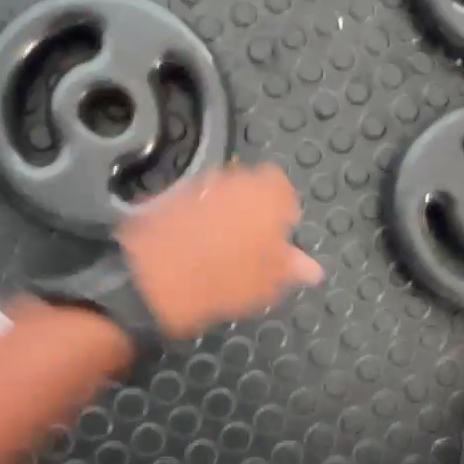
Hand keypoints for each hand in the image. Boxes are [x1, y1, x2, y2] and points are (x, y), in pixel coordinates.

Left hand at [119, 164, 323, 338]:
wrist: (150, 281)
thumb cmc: (220, 281)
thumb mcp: (266, 283)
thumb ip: (292, 268)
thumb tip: (313, 268)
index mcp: (265, 195)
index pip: (284, 188)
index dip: (284, 212)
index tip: (280, 237)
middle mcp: (232, 180)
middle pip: (251, 187)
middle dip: (255, 210)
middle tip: (254, 245)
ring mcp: (197, 185)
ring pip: (221, 194)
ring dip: (226, 213)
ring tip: (224, 248)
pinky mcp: (167, 198)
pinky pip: (194, 204)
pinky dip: (199, 219)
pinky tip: (196, 247)